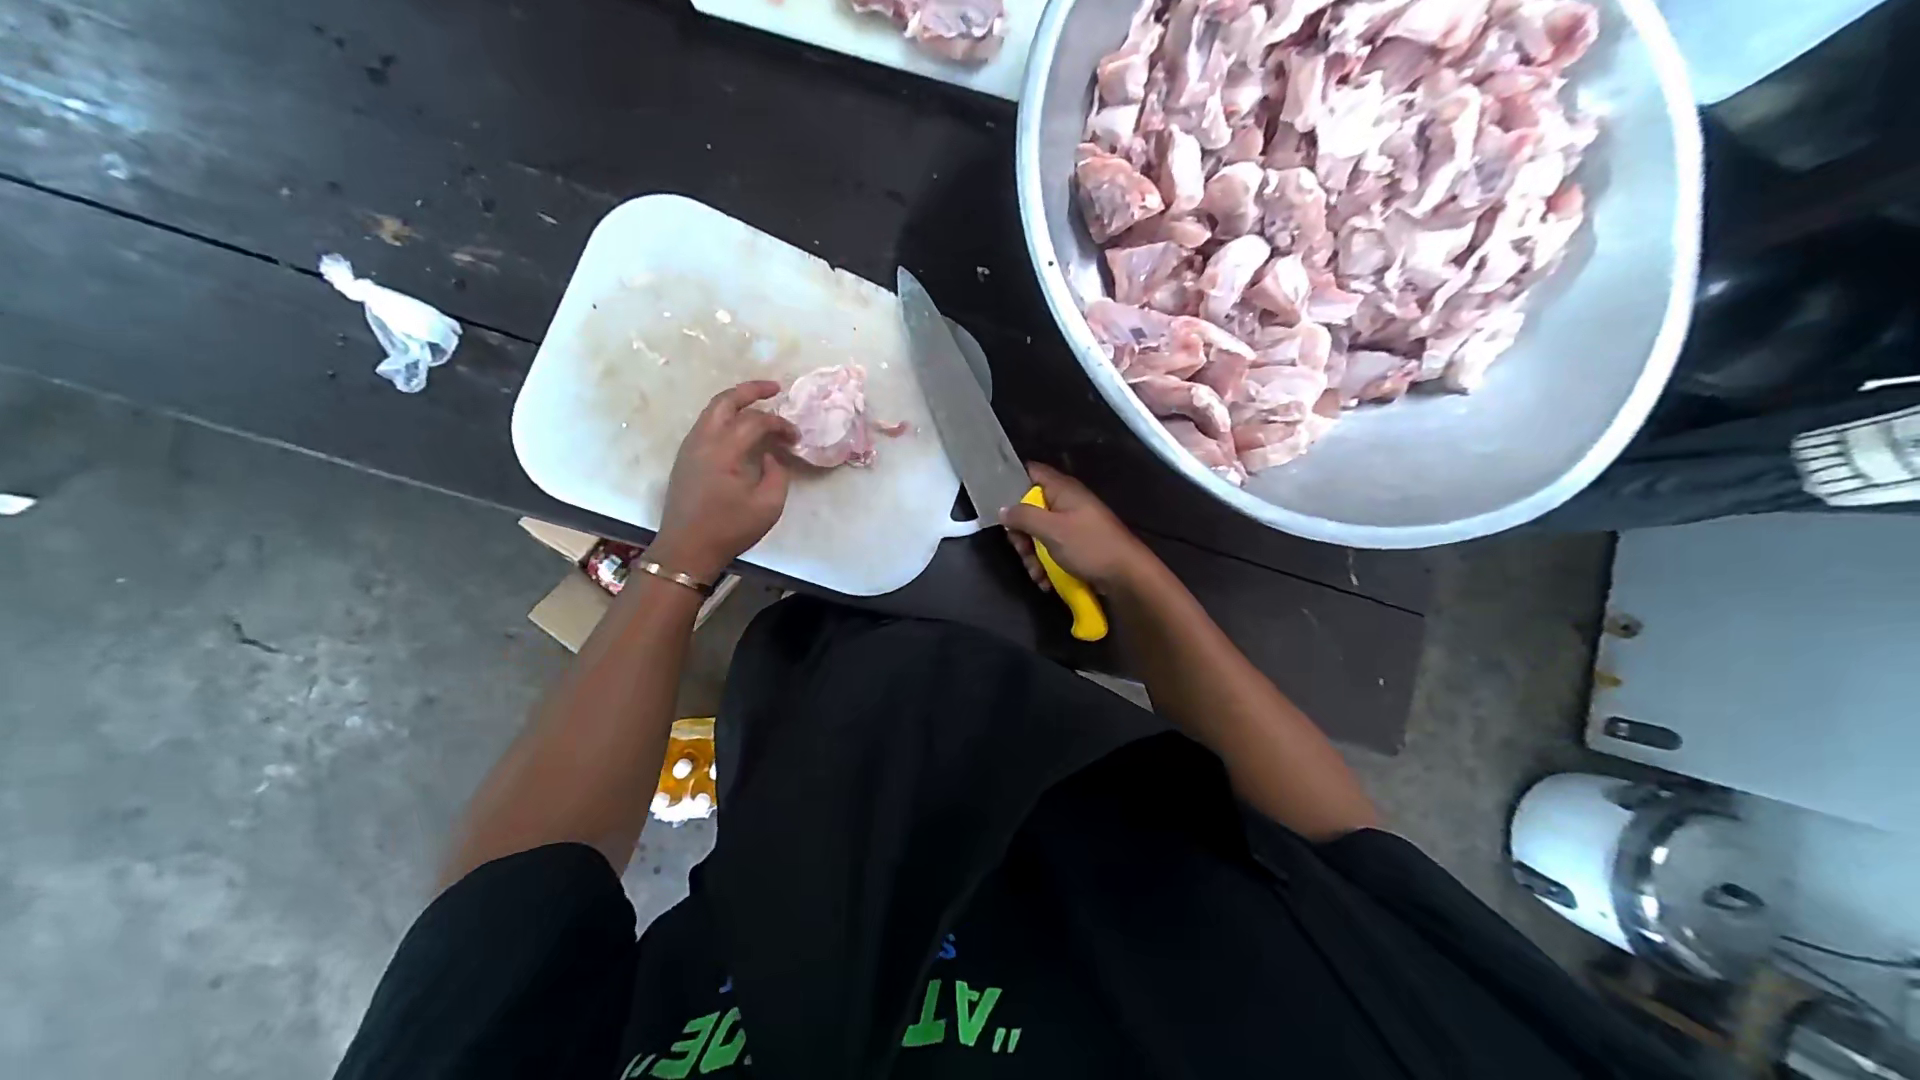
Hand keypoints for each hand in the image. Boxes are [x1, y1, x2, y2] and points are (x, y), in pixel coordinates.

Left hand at [649, 381, 796, 583]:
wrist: (687, 549)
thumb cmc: (729, 529)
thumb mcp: (768, 505)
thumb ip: (776, 473)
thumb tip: (769, 455)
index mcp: (724, 449)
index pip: (756, 421)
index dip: (780, 424)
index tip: (795, 437)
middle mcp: (703, 440)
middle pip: (725, 401)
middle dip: (750, 390)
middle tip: (774, 388)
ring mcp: (690, 448)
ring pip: (712, 411)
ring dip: (736, 403)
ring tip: (758, 405)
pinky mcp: (685, 459)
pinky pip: (706, 425)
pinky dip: (725, 418)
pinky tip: (739, 430)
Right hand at [1000, 463, 1157, 593]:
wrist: (1125, 576)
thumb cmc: (1089, 546)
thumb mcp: (1052, 530)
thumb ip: (1024, 516)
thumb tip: (1002, 510)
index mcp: (1062, 489)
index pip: (1030, 472)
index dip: (1011, 483)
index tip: (997, 502)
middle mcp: (1065, 503)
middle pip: (1029, 509)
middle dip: (1021, 533)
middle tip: (1022, 549)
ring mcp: (1070, 525)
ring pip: (1037, 534)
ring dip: (1032, 555)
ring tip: (1038, 573)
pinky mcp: (1074, 546)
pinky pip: (1050, 550)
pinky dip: (1045, 565)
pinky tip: (1046, 580)